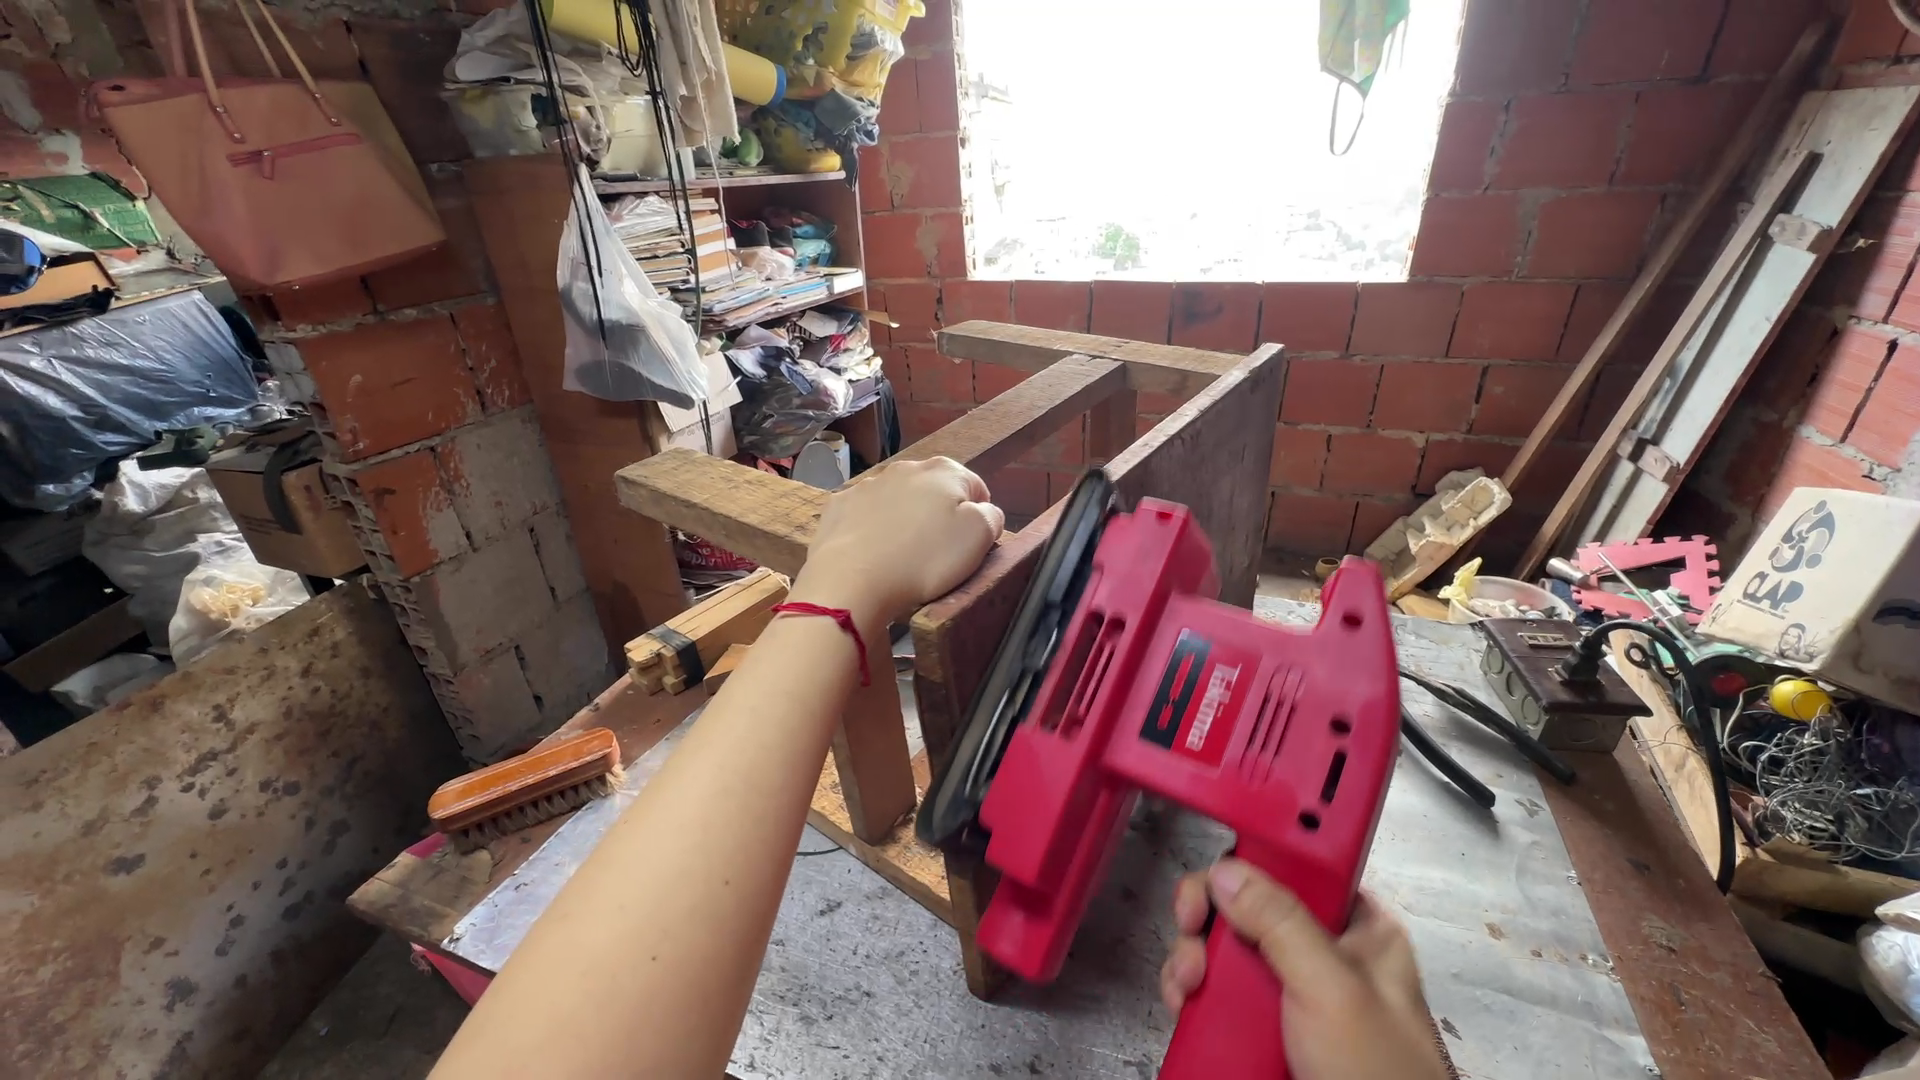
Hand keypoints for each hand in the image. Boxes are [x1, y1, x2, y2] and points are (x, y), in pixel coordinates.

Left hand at [793, 456, 1004, 628]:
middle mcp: (905, 468)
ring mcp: (867, 485)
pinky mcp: (838, 506)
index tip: (968, 547)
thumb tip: (985, 511)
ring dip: (905, 522)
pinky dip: (872, 530)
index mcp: (945, 470)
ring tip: (903, 558)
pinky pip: (865, 515)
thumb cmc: (924, 560)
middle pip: (934, 492)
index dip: (978, 519)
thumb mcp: (979, 538)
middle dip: (939, 517)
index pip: (976, 489)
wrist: (851, 580)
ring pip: (898, 501)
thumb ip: (991, 517)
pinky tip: (872, 555)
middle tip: (937, 554)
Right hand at [1160, 859, 1448, 1079]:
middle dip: (1207, 918)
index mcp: (1357, 930)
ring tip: (1185, 988)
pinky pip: (1216, 991)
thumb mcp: (1332, 990)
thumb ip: (1280, 922)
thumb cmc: (1372, 1075)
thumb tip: (1225, 869)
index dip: (1250, 864)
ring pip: (1223, 948)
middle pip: (1246, 905)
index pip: (1295, 869)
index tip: (1214, 880)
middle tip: (1189, 931)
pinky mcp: (1261, 1027)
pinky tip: (1182, 1004)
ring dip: (1191, 958)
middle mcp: (1320, 953)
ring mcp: (1288, 993)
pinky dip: (1192, 992)